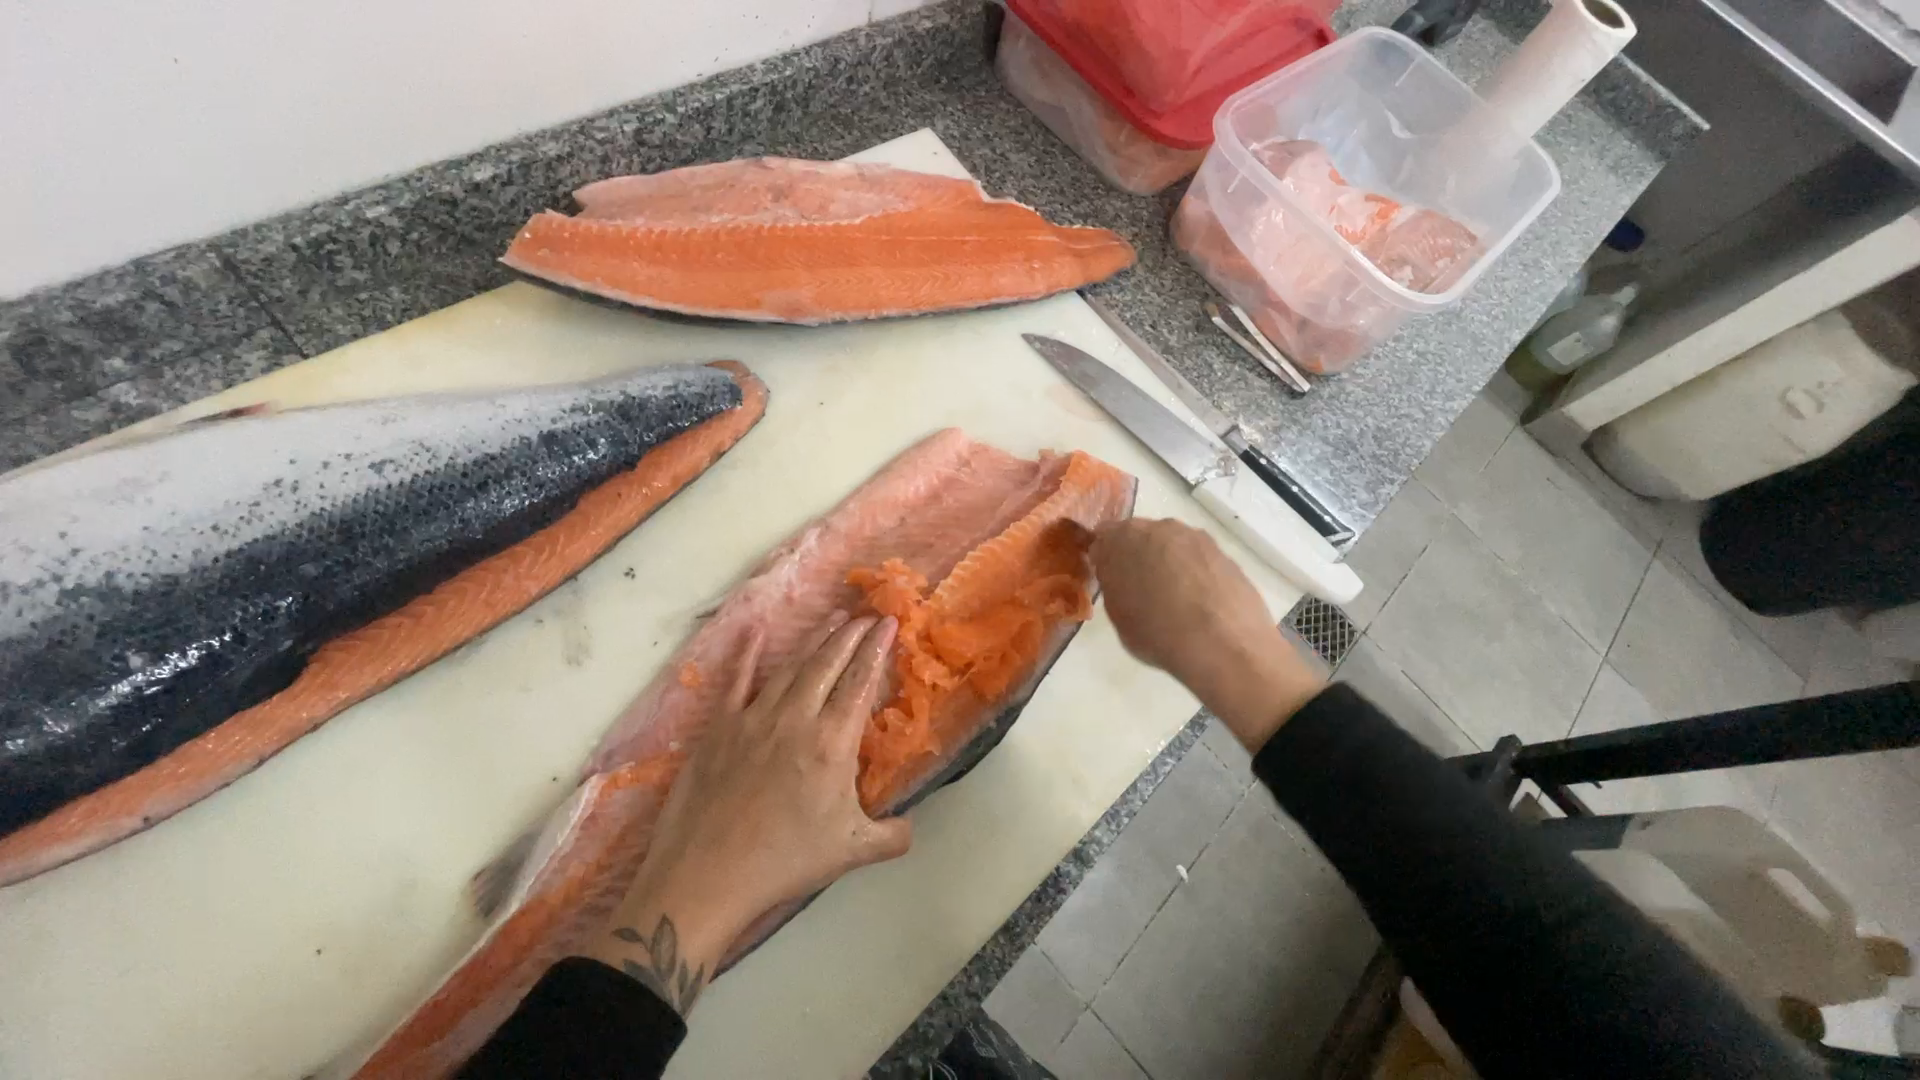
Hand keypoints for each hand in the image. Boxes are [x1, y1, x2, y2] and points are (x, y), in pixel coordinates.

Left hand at [589, 614, 911, 1013]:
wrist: (707, 875)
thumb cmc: (783, 862)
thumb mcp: (851, 852)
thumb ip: (892, 836)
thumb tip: (911, 828)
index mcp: (833, 742)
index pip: (861, 681)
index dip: (876, 648)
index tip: (887, 622)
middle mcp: (796, 717)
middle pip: (828, 662)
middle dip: (850, 634)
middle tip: (865, 614)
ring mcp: (754, 717)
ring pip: (791, 665)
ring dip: (815, 638)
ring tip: (832, 618)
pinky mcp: (719, 726)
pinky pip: (736, 679)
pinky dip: (746, 652)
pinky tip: (755, 630)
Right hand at [1092, 518, 1323, 751]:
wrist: (1221, 643)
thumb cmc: (1156, 632)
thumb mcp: (1117, 614)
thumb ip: (1115, 585)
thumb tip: (1121, 577)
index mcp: (1123, 538)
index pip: (1104, 537)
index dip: (1106, 557)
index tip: (1109, 578)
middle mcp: (1160, 528)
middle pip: (1142, 537)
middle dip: (1139, 557)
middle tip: (1140, 589)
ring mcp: (1197, 538)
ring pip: (1174, 546)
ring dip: (1169, 564)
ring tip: (1175, 599)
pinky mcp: (1225, 554)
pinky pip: (1200, 561)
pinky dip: (1196, 575)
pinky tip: (1200, 603)